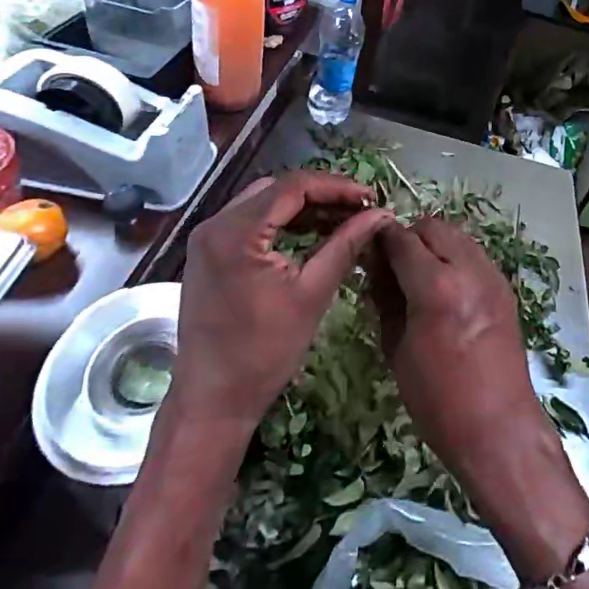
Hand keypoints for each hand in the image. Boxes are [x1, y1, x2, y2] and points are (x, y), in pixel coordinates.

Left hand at [170, 169, 393, 427]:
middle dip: (321, 194)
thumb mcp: (312, 294)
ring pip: (263, 202)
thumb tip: (381, 214)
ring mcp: (207, 239)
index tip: (370, 197)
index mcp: (235, 232)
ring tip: (343, 219)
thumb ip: (346, 245)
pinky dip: (282, 222)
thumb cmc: (264, 353)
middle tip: (359, 208)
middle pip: (276, 189)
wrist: (212, 401)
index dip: (336, 187)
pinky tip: (311, 233)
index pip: (293, 188)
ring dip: (302, 207)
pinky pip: (249, 221)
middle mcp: (214, 225)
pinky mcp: (208, 253)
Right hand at [369, 219, 588, 586]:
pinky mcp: (505, 287)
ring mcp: (492, 275)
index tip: (366, 248)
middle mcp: (469, 269)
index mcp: (437, 286)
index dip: (380, 239)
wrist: (498, 427)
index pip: (402, 239)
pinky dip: (455, 258)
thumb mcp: (397, 348)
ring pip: (457, 235)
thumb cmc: (437, 400)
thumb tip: (372, 264)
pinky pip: (475, 254)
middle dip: (408, 238)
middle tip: (392, 267)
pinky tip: (444, 288)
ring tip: (417, 277)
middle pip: (432, 227)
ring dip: (434, 245)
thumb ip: (385, 297)